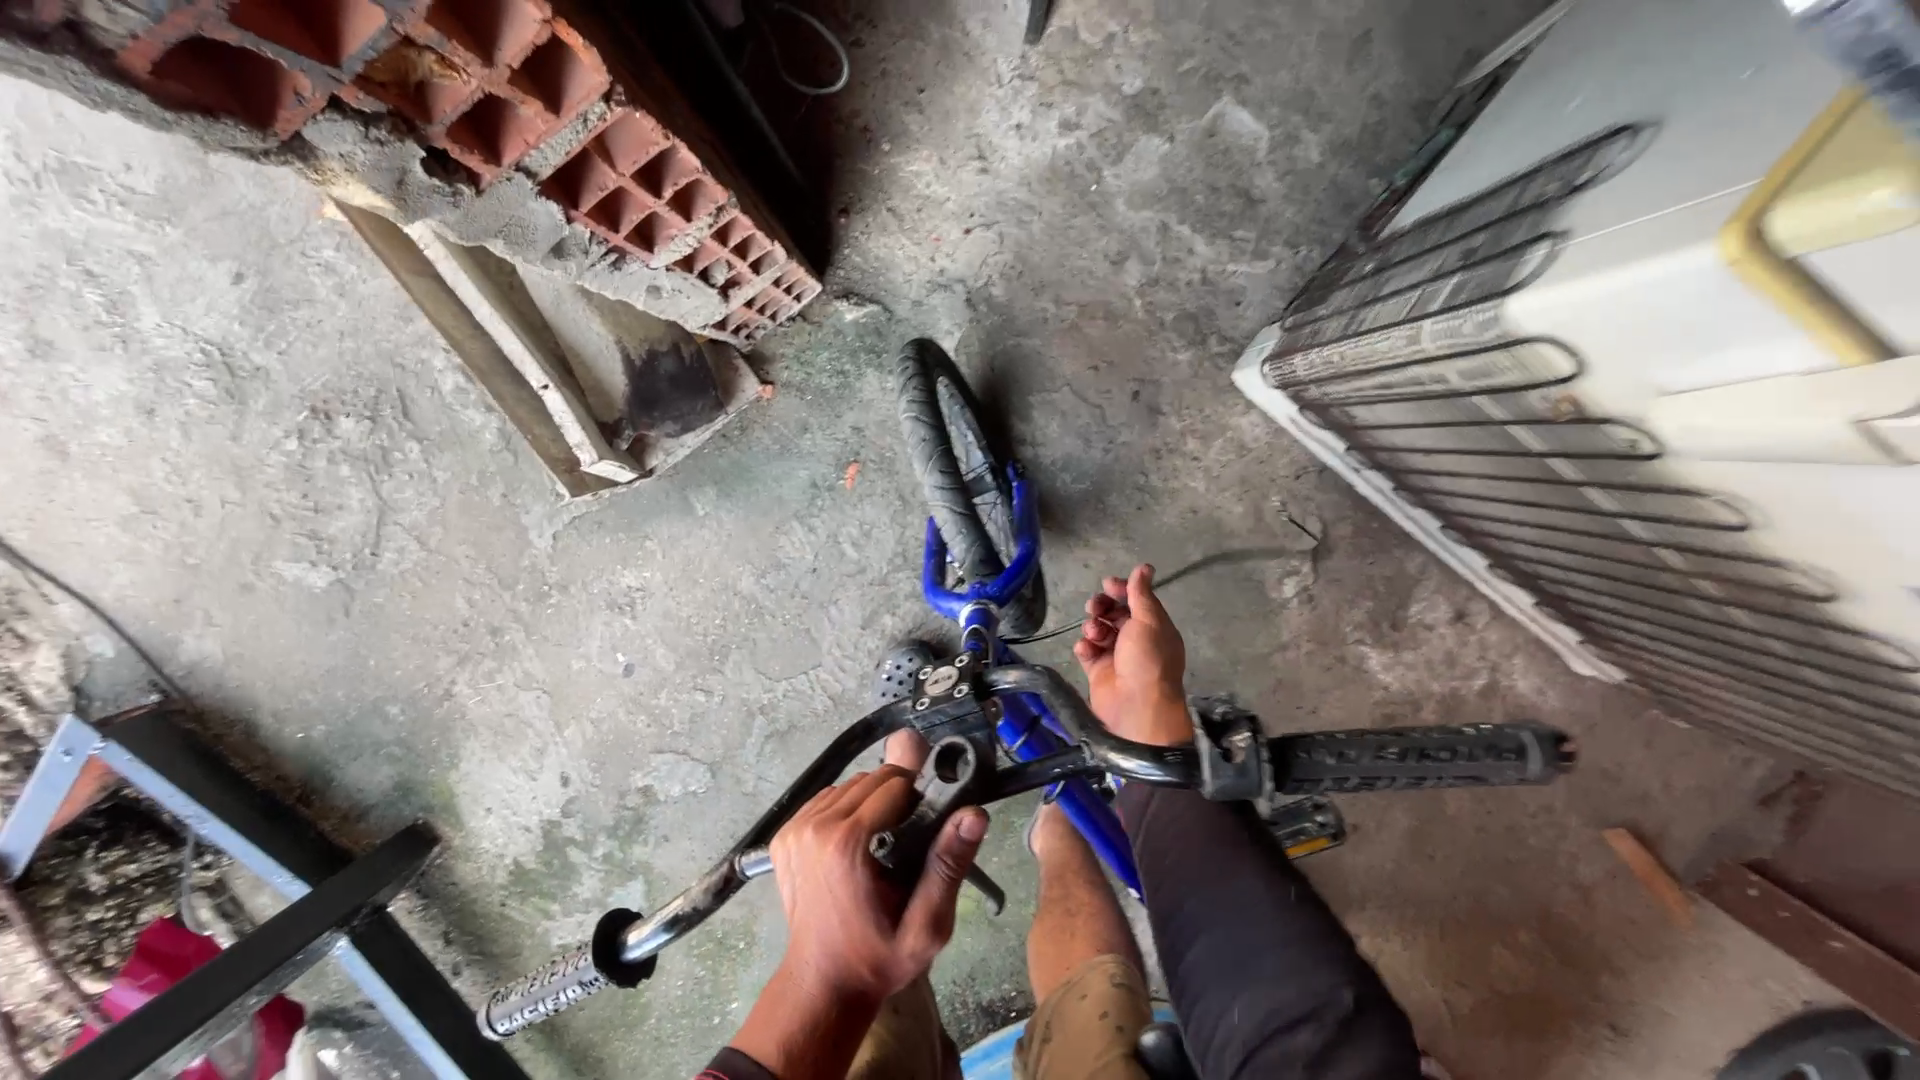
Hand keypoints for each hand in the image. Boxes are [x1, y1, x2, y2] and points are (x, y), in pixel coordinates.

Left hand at [769, 766, 988, 1005]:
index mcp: (845, 842)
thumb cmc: (878, 958)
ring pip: (848, 787)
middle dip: (895, 799)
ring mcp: (793, 830)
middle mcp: (813, 827)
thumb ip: (949, 865)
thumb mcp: (927, 924)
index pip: (894, 784)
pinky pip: (825, 800)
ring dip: (870, 803)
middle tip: (907, 841)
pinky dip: (845, 811)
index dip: (918, 801)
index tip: (925, 831)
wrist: (823, 984)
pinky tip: (855, 844)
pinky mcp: (783, 836)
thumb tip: (974, 814)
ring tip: (882, 844)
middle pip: (869, 780)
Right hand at [1073, 563, 1190, 745]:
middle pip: (1114, 613)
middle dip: (1102, 606)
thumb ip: (1141, 593)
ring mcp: (1116, 656)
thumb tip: (1145, 567)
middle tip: (1095, 608)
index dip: (1122, 590)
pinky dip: (1085, 647)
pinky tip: (1087, 650)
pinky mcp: (1098, 670)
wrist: (1136, 705)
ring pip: (1098, 630)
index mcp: (1154, 626)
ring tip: (1093, 633)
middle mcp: (1136, 639)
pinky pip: (1087, 651)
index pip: (1136, 600)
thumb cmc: (1147, 659)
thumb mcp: (1148, 620)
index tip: (1108, 584)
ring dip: (1093, 626)